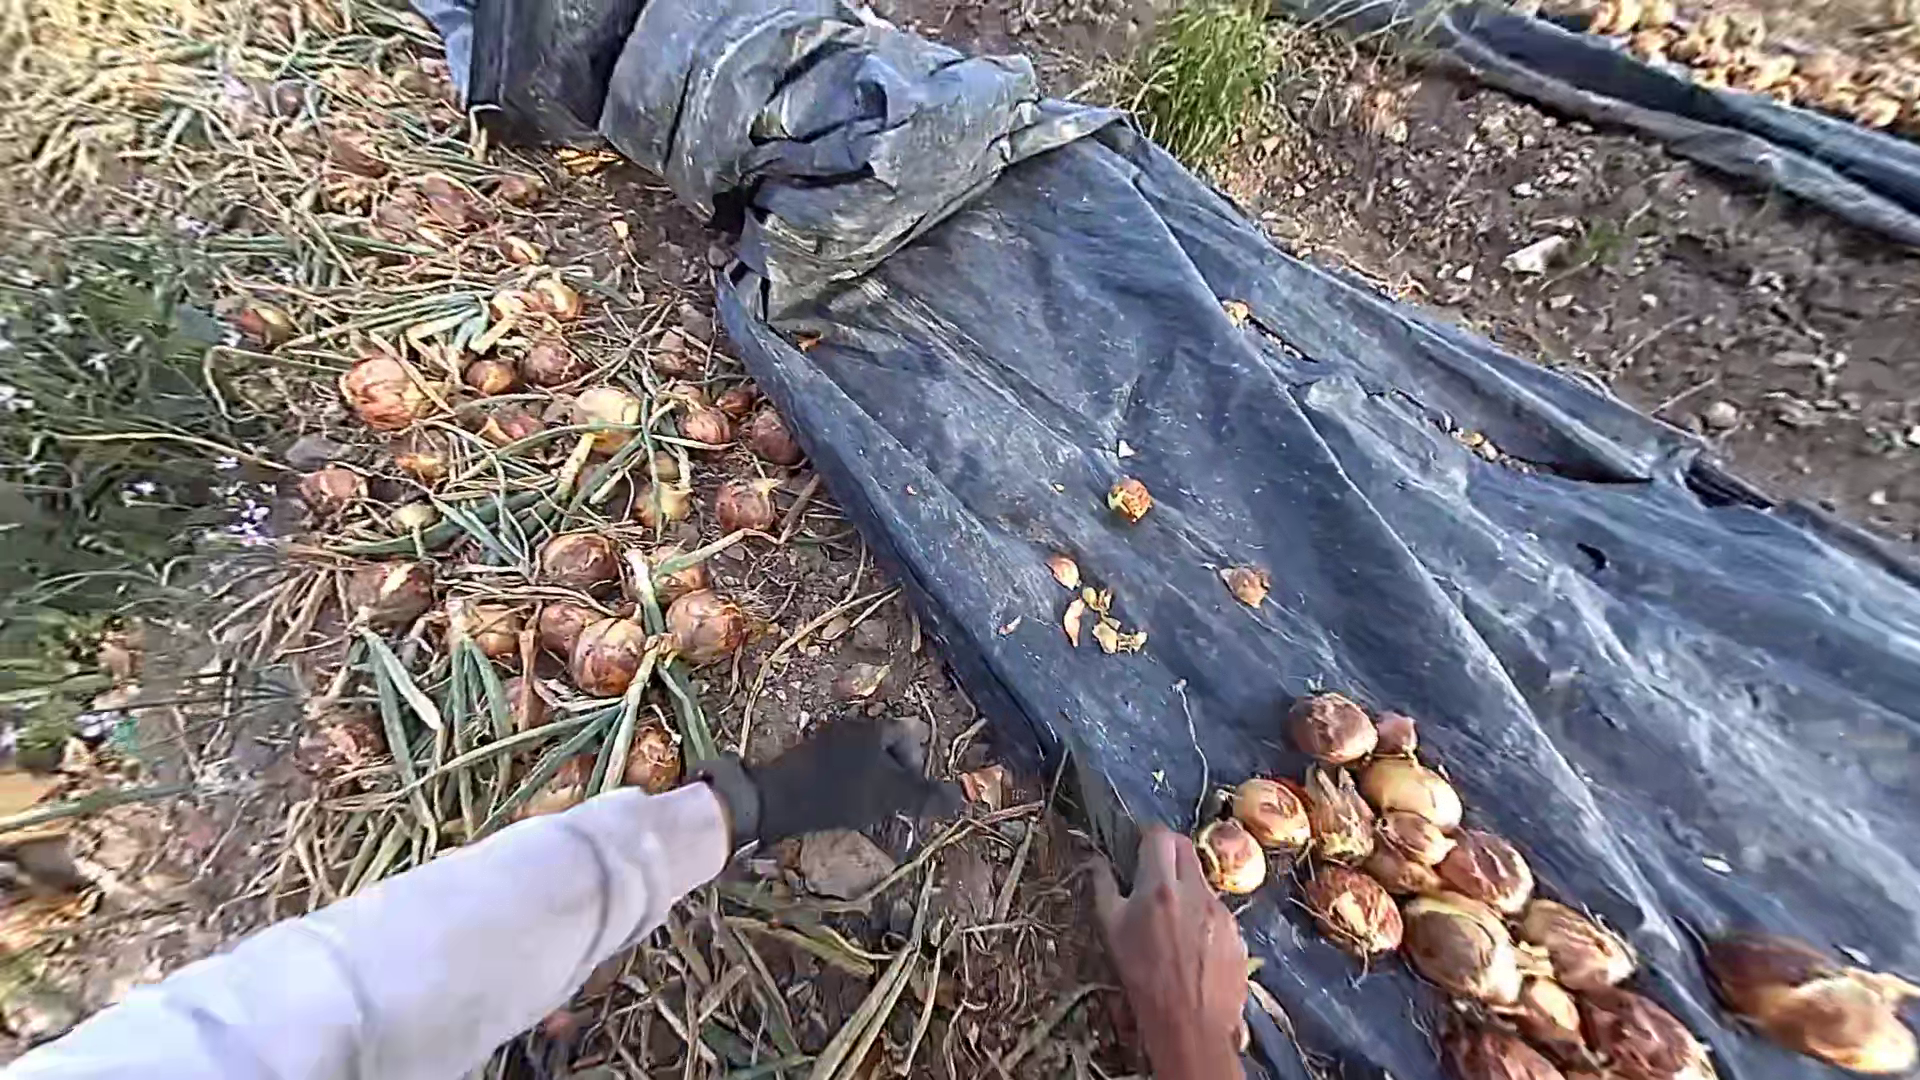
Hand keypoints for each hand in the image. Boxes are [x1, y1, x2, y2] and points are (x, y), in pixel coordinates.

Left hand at [699, 718, 961, 846]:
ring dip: (872, 786)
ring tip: (870, 814)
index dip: (915, 766)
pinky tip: (842, 810)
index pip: (908, 737)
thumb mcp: (888, 797)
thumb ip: (924, 796)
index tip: (910, 795)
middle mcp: (853, 728)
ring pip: (864, 762)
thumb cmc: (838, 793)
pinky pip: (841, 769)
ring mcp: (828, 741)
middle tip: (892, 808)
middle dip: (894, 780)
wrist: (775, 799)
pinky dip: (850, 788)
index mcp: (875, 729)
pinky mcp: (808, 758)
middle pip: (886, 750)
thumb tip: (963, 799)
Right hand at [1092, 825, 1247, 1079]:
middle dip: (1169, 850)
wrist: (1190, 1029)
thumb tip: (1095, 857)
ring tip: (1173, 915)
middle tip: (1155, 869)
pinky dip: (1204, 913)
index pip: (1160, 834)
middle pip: (1185, 846)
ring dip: (1186, 884)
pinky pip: (1218, 909)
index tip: (1139, 848)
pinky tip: (1193, 939)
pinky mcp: (1238, 934)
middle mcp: (1195, 891)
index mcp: (1160, 886)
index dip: (1148, 836)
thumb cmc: (1142, 976)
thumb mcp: (1111, 929)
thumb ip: (1103, 885)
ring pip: (1202, 879)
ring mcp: (1221, 913)